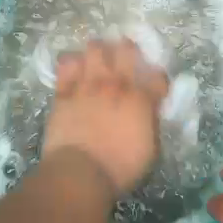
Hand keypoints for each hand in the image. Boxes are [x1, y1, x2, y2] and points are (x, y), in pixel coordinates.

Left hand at [41, 38, 166, 195]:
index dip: (158, 78)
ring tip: (97, 58)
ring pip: (94, 49)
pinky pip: (67, 65)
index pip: (157, 77)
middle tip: (125, 56)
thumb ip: (151, 124)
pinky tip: (73, 67)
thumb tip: (150, 112)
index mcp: (140, 100)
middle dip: (128, 49)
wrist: (80, 172)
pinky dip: (71, 63)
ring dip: (98, 50)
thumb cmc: (120, 168)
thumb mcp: (150, 151)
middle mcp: (116, 85)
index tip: (155, 84)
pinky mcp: (64, 91)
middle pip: (125, 50)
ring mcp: (88, 85)